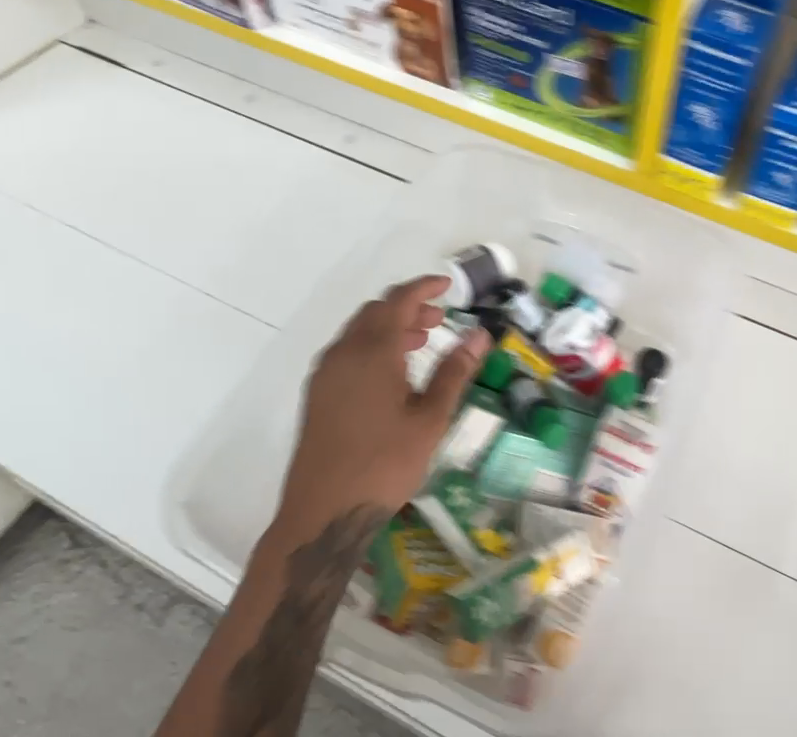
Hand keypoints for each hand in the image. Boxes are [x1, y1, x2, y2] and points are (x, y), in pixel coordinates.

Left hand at [275, 275, 489, 534]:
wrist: (324, 511)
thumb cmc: (385, 464)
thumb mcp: (429, 419)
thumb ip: (454, 372)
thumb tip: (480, 334)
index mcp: (373, 351)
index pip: (399, 300)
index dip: (424, 287)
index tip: (448, 285)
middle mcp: (344, 352)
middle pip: (376, 311)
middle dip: (409, 307)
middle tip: (440, 319)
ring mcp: (325, 372)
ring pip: (359, 331)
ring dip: (389, 327)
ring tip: (421, 343)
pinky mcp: (316, 393)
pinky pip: (346, 351)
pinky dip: (371, 345)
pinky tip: (390, 374)